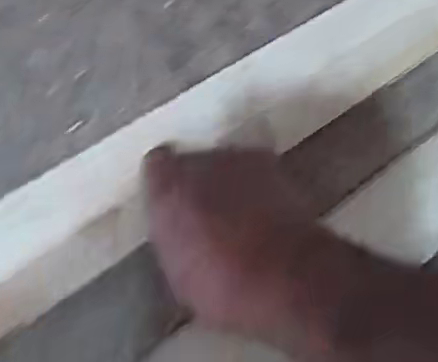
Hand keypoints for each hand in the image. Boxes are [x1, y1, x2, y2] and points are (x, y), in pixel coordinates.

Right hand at [142, 145, 330, 342]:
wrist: (279, 268)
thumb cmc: (218, 282)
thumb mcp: (177, 268)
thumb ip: (172, 231)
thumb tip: (176, 220)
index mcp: (169, 189)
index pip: (158, 163)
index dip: (164, 180)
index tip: (167, 198)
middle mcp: (202, 161)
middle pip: (193, 160)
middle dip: (196, 181)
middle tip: (201, 211)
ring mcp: (240, 155)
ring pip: (223, 160)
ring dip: (225, 179)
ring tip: (232, 210)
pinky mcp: (271, 160)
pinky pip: (251, 166)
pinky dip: (251, 182)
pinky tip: (258, 206)